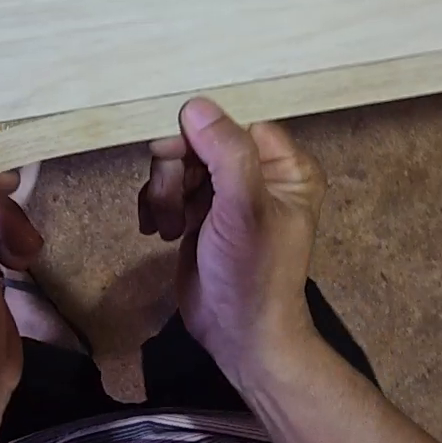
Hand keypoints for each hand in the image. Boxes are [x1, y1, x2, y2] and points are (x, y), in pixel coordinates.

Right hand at [137, 98, 325, 380]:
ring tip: (169, 228)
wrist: (238, 336)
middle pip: (199, 143)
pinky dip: (156, 207)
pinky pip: (167, 190)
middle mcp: (257, 175)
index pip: (235, 125)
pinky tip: (159, 233)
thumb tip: (194, 105)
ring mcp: (225, 196)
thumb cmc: (252, 273)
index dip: (202, 136)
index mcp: (285, 167)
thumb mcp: (243, 209)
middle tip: (172, 203)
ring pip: (176, 165)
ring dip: (163, 193)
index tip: (179, 155)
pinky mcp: (199, 215)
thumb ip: (225, 154)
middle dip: (175, 171)